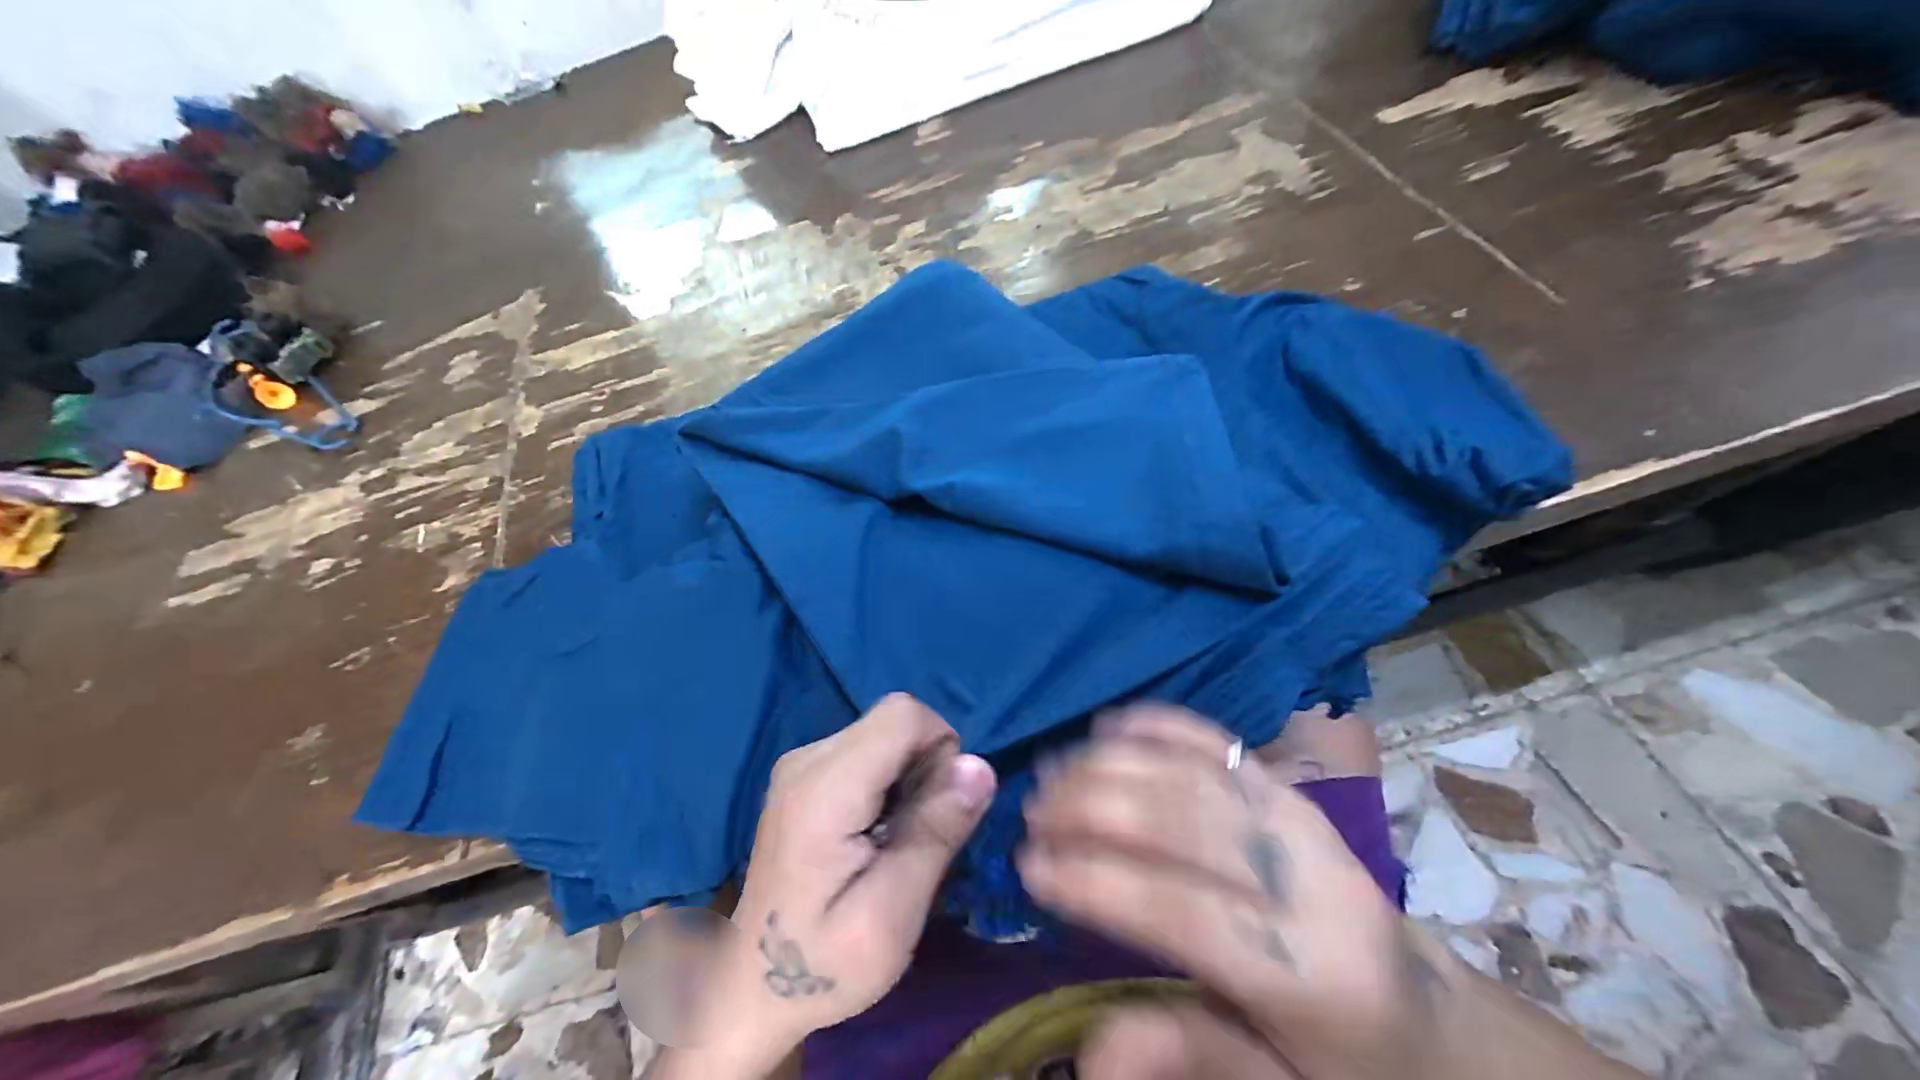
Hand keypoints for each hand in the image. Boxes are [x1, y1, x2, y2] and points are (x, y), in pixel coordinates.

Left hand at [656, 694, 996, 1077]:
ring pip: (885, 732)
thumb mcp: (891, 914)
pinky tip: (876, 833)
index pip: (904, 714)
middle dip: (928, 765)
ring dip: (910, 775)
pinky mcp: (804, 774)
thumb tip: (980, 765)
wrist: (750, 987)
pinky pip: (868, 749)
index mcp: (824, 788)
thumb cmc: (823, 963)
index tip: (940, 810)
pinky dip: (890, 780)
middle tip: (918, 834)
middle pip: (896, 720)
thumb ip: (935, 833)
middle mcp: (808, 758)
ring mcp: (801, 762)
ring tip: (896, 839)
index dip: (940, 749)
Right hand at [1021, 706, 1428, 1079]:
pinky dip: (1162, 727)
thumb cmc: (1343, 1060)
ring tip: (1052, 772)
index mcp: (1310, 972)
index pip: (1183, 910)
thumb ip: (1190, 1053)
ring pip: (1195, 773)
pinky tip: (1111, 726)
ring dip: (1113, 765)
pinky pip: (1222, 746)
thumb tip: (1092, 1055)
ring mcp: (1302, 822)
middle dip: (1093, 808)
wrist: (1432, 1015)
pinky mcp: (1293, 793)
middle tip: (1032, 813)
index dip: (1098, 884)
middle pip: (1185, 821)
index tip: (1030, 868)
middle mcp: (1308, 880)